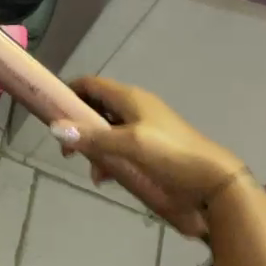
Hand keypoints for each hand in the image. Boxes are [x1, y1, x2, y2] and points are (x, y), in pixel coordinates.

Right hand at [52, 76, 250, 238]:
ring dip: (95, 146)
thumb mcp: (129, 145)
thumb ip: (94, 137)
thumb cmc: (171, 155)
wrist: (214, 181)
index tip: (50, 110)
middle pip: (97, 107)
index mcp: (129, 97)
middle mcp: (135, 107)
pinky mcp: (153, 149)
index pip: (90, 84)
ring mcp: (145, 128)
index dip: (69, 92)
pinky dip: (110, 158)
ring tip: (90, 170)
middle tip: (67, 148)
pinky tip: (107, 178)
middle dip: (79, 125)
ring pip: (108, 130)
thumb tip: (54, 126)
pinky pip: (122, 147)